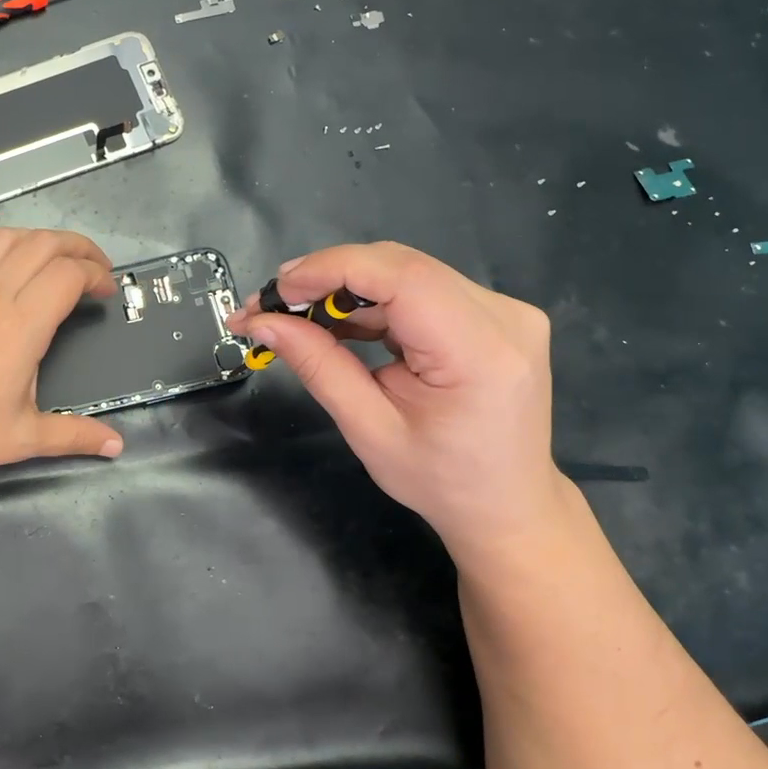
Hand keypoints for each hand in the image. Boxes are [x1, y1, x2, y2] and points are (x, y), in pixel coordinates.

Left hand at [0, 229, 124, 493]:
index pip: (68, 274)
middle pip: (42, 244)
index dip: (96, 274)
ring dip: (34, 240)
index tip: (106, 292)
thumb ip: (74, 436)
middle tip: (93, 268)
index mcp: (20, 326)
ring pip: (1, 239)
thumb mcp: (22, 440)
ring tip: (50, 261)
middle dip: (77, 247)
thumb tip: (116, 446)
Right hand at [225, 241, 566, 549]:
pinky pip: (418, 289)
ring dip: (341, 288)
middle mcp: (503, 316)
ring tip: (291, 316)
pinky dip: (367, 301)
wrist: (505, 502)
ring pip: (405, 272)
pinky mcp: (491, 314)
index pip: (401, 277)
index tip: (275, 292)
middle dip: (326, 277)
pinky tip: (332, 322)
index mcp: (480, 352)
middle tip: (268, 306)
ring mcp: (503, 310)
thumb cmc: (438, 479)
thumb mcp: (367, 428)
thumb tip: (263, 322)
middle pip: (401, 266)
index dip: (331, 270)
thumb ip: (318, 366)